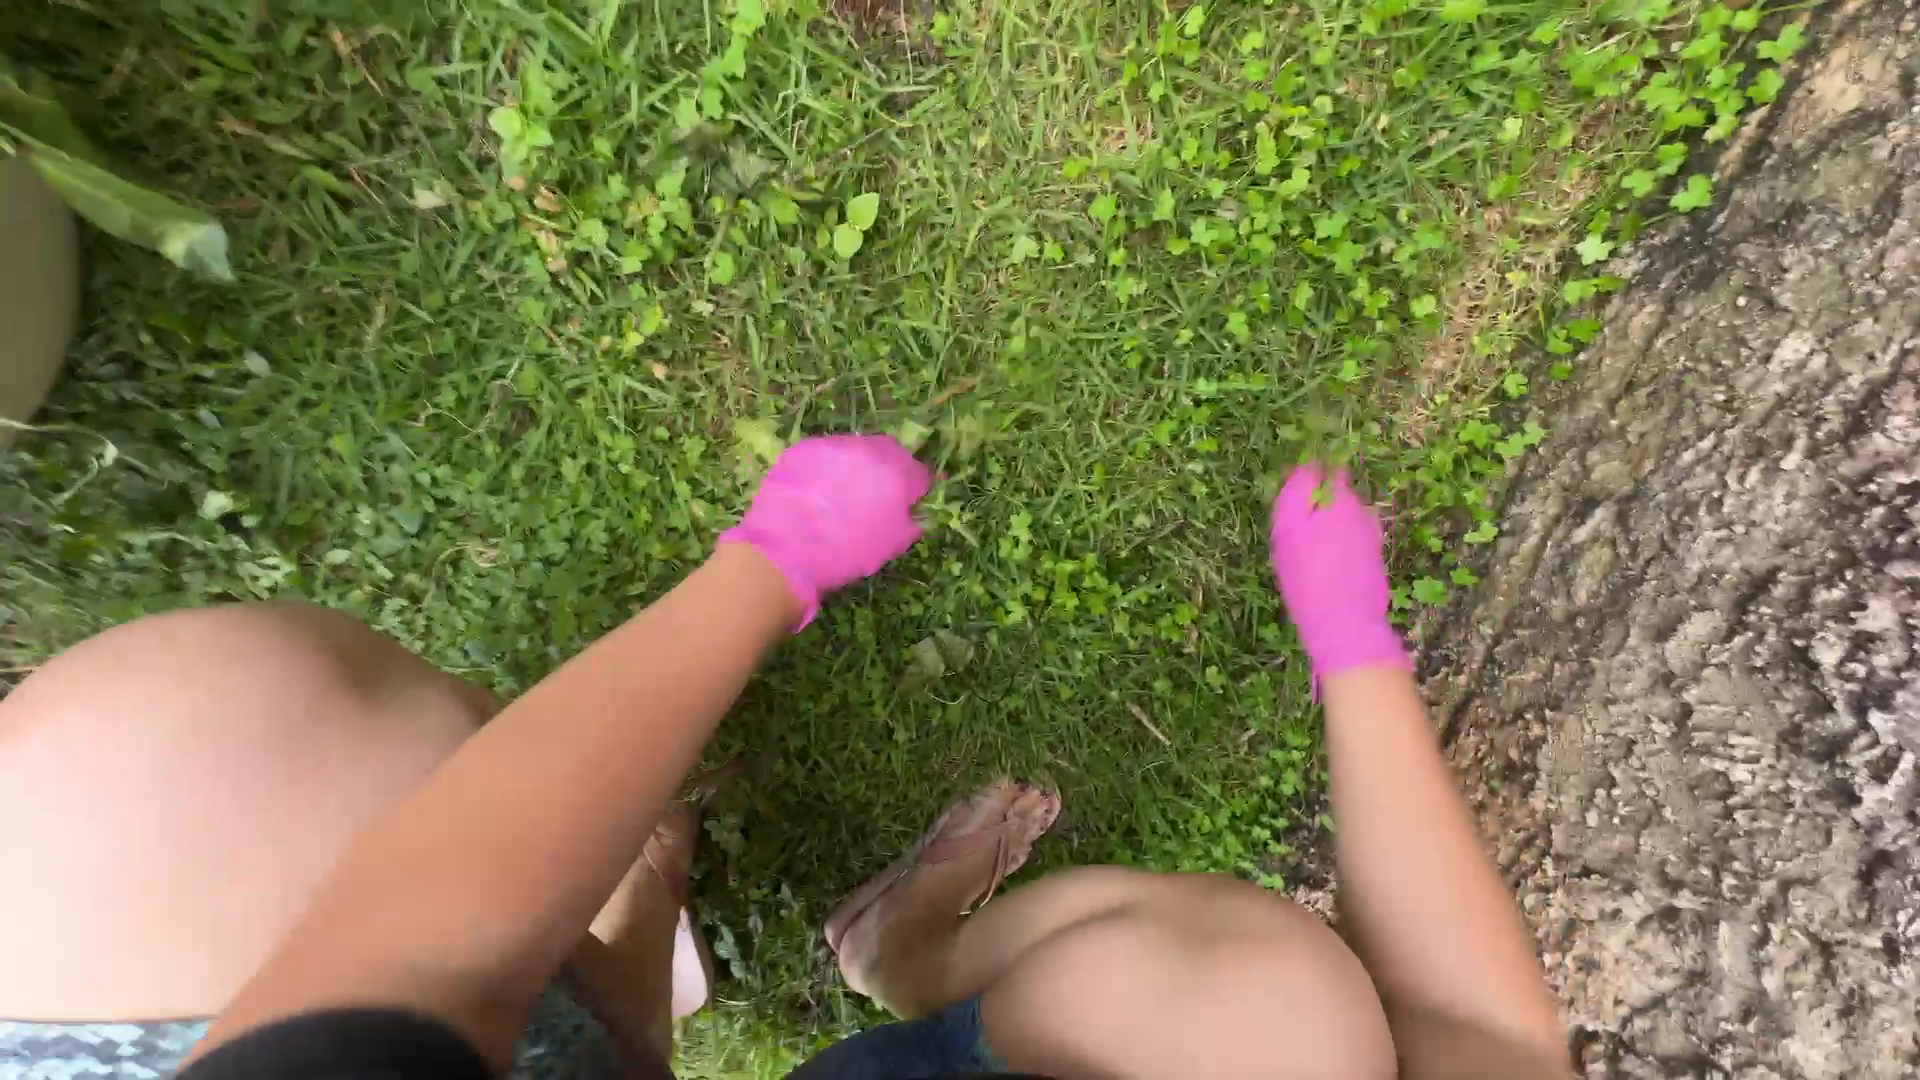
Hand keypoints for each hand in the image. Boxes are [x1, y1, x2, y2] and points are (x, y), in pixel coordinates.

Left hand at [719, 434, 931, 629]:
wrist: (786, 551)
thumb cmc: (847, 552)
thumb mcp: (891, 545)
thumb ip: (911, 523)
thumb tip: (916, 513)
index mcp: (897, 472)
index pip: (919, 471)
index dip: (914, 489)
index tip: (906, 503)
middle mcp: (868, 449)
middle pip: (888, 452)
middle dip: (887, 470)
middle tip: (875, 496)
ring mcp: (833, 444)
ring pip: (855, 449)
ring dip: (856, 466)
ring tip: (841, 494)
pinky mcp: (803, 448)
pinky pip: (824, 454)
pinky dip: (826, 468)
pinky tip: (815, 491)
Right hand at [1269, 465, 1408, 686]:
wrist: (1345, 625)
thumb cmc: (1307, 578)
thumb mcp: (1288, 534)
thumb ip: (1295, 498)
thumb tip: (1303, 469)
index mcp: (1339, 502)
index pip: (1326, 471)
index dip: (1306, 476)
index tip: (1288, 492)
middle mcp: (1360, 513)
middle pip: (1337, 493)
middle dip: (1316, 501)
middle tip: (1290, 525)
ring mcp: (1370, 536)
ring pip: (1344, 517)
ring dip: (1326, 523)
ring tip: (1303, 548)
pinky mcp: (1372, 558)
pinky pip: (1350, 538)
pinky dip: (1335, 543)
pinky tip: (1321, 565)